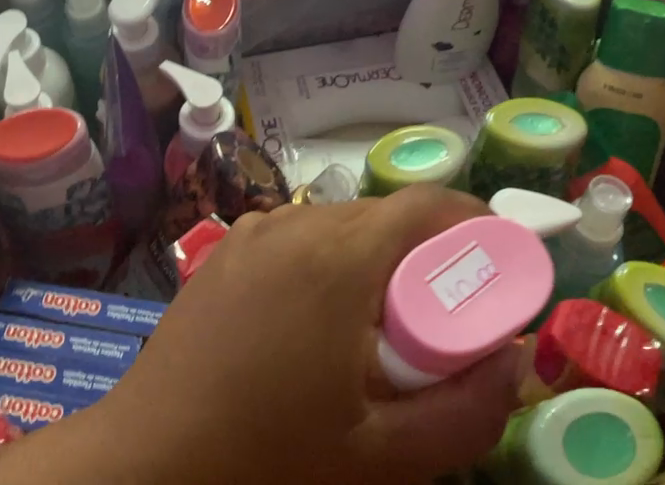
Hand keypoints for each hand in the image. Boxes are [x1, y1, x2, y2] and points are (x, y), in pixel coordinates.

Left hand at [95, 186, 519, 483]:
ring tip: (379, 332)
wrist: (149, 458)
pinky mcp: (226, 250)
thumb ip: (468, 410)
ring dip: (376, 260)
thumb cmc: (268, 457)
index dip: (475, 222)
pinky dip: (329, 262)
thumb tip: (515, 358)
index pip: (426, 205)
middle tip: (443, 321)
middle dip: (427, 255)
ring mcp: (253, 232)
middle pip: (385, 216)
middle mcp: (295, 225)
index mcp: (337, 257)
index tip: (502, 261)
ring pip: (341, 224)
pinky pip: (299, 238)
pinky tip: (318, 325)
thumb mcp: (383, 456)